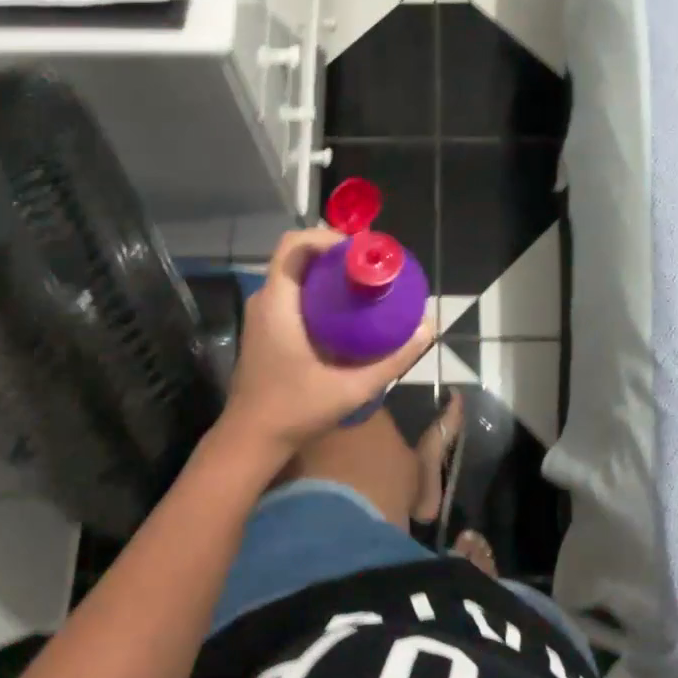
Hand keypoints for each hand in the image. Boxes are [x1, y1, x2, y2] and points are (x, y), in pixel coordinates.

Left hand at [219, 228, 432, 458]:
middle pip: (299, 258)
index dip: (327, 237)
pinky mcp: (266, 330)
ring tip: (364, 288)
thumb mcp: (351, 388)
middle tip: (371, 270)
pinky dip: (319, 294)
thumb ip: (391, 359)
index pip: (294, 245)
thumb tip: (427, 328)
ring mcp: (262, 316)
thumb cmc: (294, 411)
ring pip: (296, 277)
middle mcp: (265, 301)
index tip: (360, 251)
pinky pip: (293, 296)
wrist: (250, 441)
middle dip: (336, 255)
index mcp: (277, 304)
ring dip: (328, 275)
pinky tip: (345, 314)